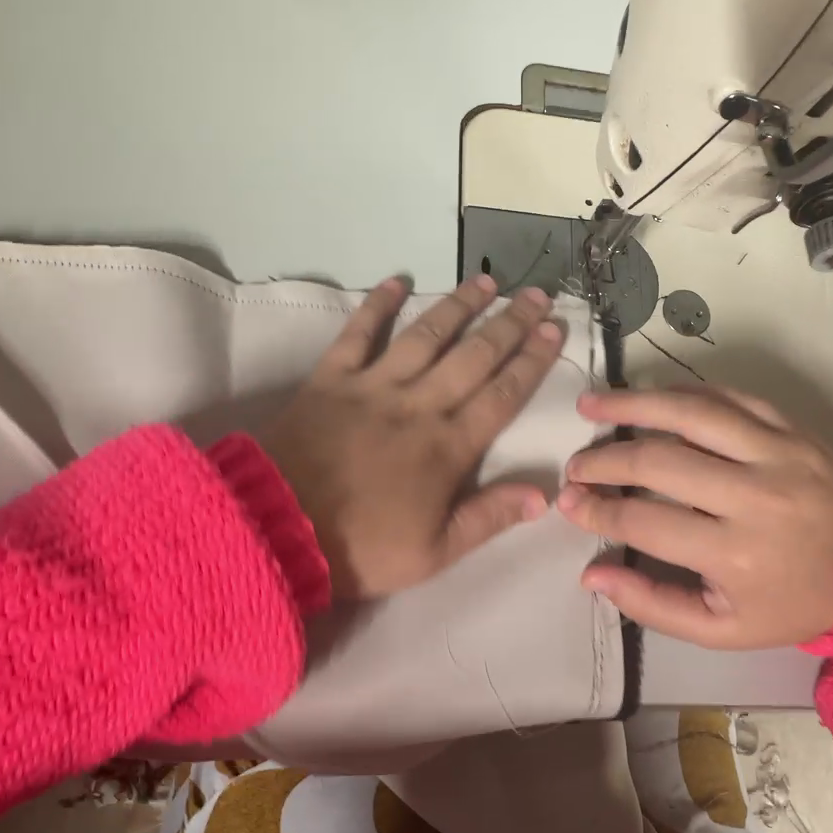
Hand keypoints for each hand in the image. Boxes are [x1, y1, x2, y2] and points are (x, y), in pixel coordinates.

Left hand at [258, 275, 564, 599]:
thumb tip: (544, 492)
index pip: (501, 396)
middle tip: (536, 295)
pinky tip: (397, 280)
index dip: (532, 362)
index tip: (555, 331)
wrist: (277, 529)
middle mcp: (418, 406)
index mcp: (447, 449)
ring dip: (458, 306)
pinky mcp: (330, 379)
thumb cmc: (361, 548)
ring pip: (425, 336)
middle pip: (473, 356)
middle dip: (509, 324)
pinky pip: (358, 333)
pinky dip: (377, 305)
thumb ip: (488, 518)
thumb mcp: (434, 553)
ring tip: (486, 281)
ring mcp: (372, 387)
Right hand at [556, 385, 832, 648]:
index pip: (643, 521)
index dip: (595, 509)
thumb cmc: (791, 605)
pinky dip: (684, 393)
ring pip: (692, 413)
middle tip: (574, 464)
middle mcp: (755, 497)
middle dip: (604, 459)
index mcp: (735, 554)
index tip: (567, 502)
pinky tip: (651, 397)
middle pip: (659, 460)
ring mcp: (779, 454)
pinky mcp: (795, 430)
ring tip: (590, 406)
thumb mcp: (721, 630)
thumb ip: (652, 605)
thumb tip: (590, 574)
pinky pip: (732, 398)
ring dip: (633, 404)